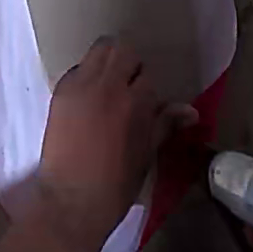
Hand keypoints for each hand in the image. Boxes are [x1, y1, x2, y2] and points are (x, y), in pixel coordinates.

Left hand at [31, 37, 195, 251]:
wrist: (70, 203)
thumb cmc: (115, 185)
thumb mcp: (147, 154)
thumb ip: (166, 124)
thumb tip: (191, 111)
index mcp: (137, 102)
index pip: (148, 77)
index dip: (147, 90)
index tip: (144, 103)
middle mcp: (110, 86)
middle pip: (124, 50)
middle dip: (130, 64)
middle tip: (128, 84)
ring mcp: (82, 85)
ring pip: (101, 49)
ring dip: (108, 59)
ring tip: (108, 81)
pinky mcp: (61, 91)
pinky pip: (78, 67)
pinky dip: (86, 73)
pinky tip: (87, 96)